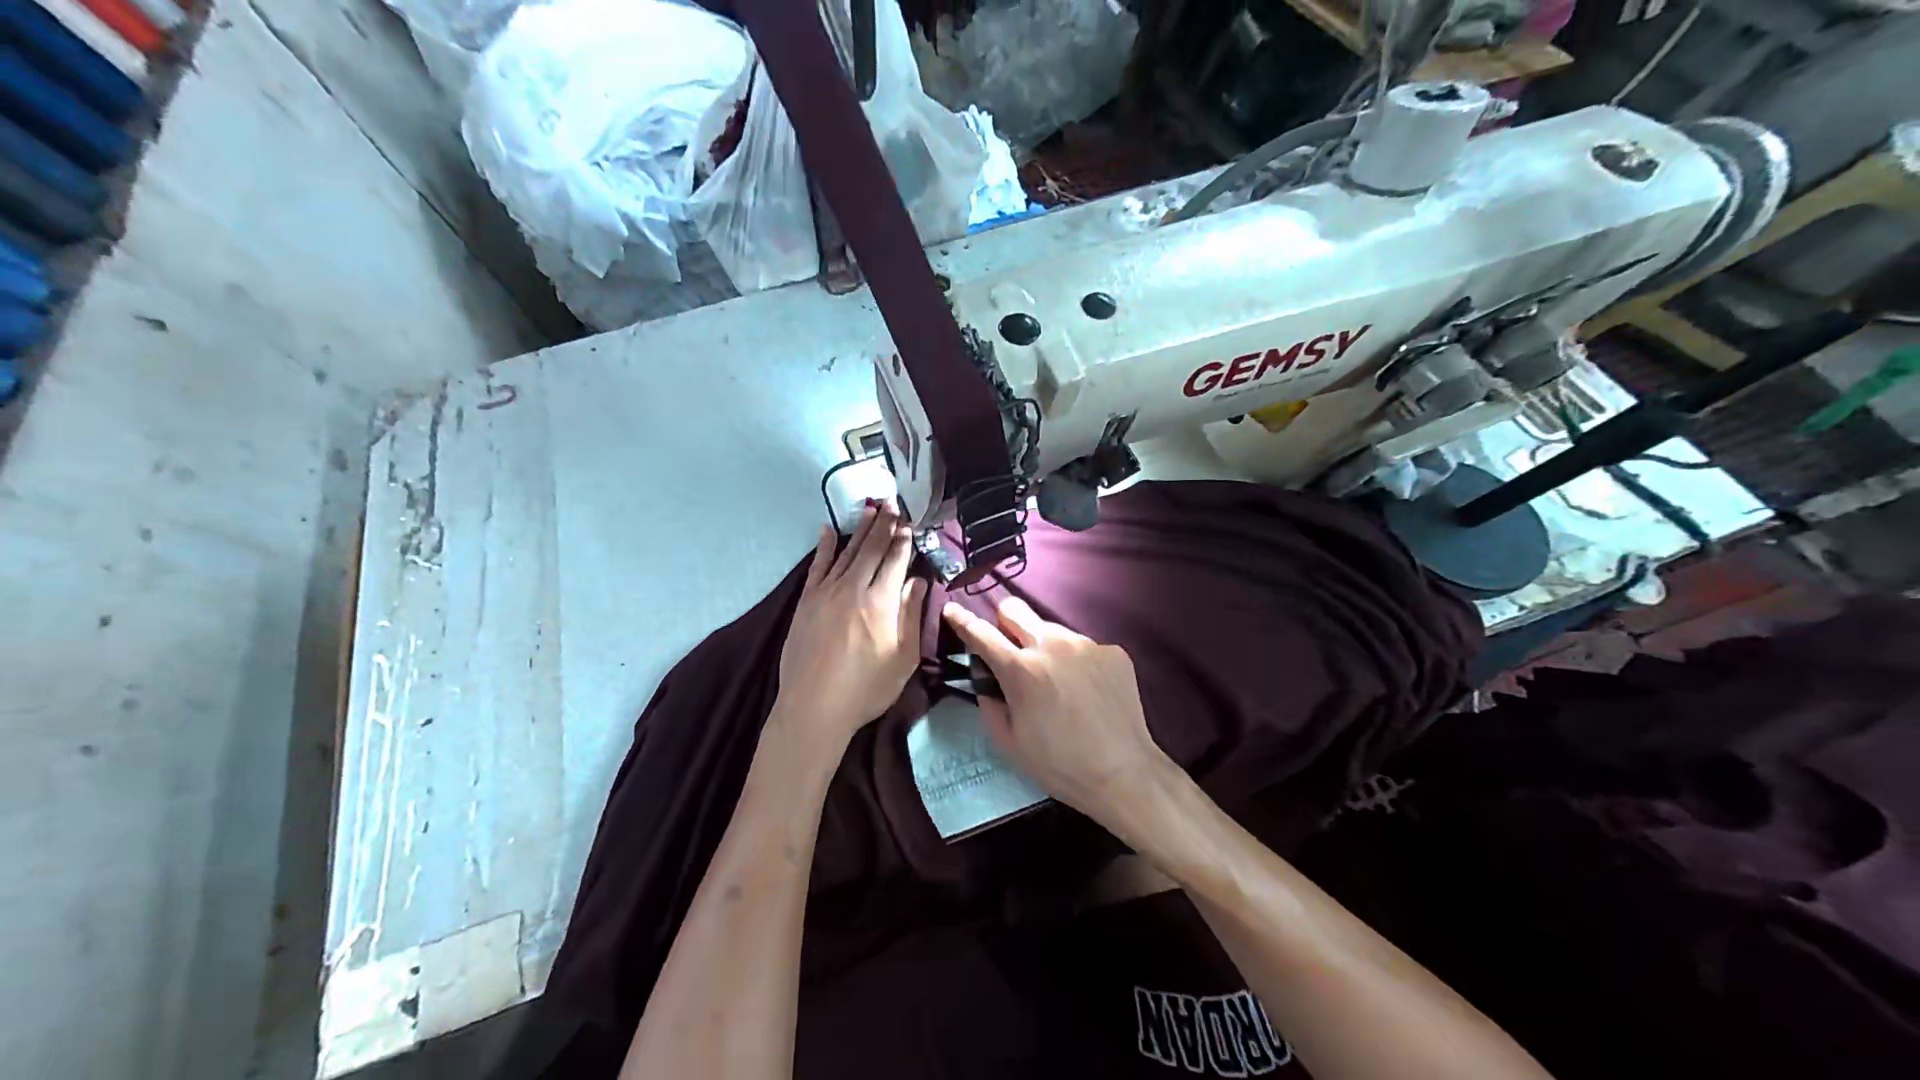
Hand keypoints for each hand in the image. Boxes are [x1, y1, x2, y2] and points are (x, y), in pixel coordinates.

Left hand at [774, 503, 929, 744]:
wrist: (813, 707)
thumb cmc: (866, 688)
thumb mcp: (903, 658)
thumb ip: (911, 615)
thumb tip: (917, 581)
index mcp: (880, 602)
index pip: (895, 560)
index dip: (903, 540)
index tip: (909, 522)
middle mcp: (853, 588)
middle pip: (871, 549)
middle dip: (884, 524)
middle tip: (893, 503)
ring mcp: (826, 592)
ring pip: (847, 552)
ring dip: (860, 529)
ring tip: (871, 509)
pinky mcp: (807, 602)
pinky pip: (817, 566)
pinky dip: (824, 547)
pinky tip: (828, 531)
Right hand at [943, 598, 1174, 827]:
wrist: (1123, 774)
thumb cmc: (1058, 764)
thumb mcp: (1007, 741)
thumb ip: (988, 700)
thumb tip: (984, 673)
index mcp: (1021, 670)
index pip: (981, 633)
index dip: (961, 621)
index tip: (951, 610)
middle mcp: (1053, 645)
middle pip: (1014, 608)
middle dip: (1003, 623)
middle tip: (1009, 650)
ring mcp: (1086, 645)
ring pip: (1051, 628)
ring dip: (1043, 646)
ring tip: (1056, 683)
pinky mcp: (1113, 652)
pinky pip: (1082, 646)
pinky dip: (1075, 662)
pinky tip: (1085, 692)